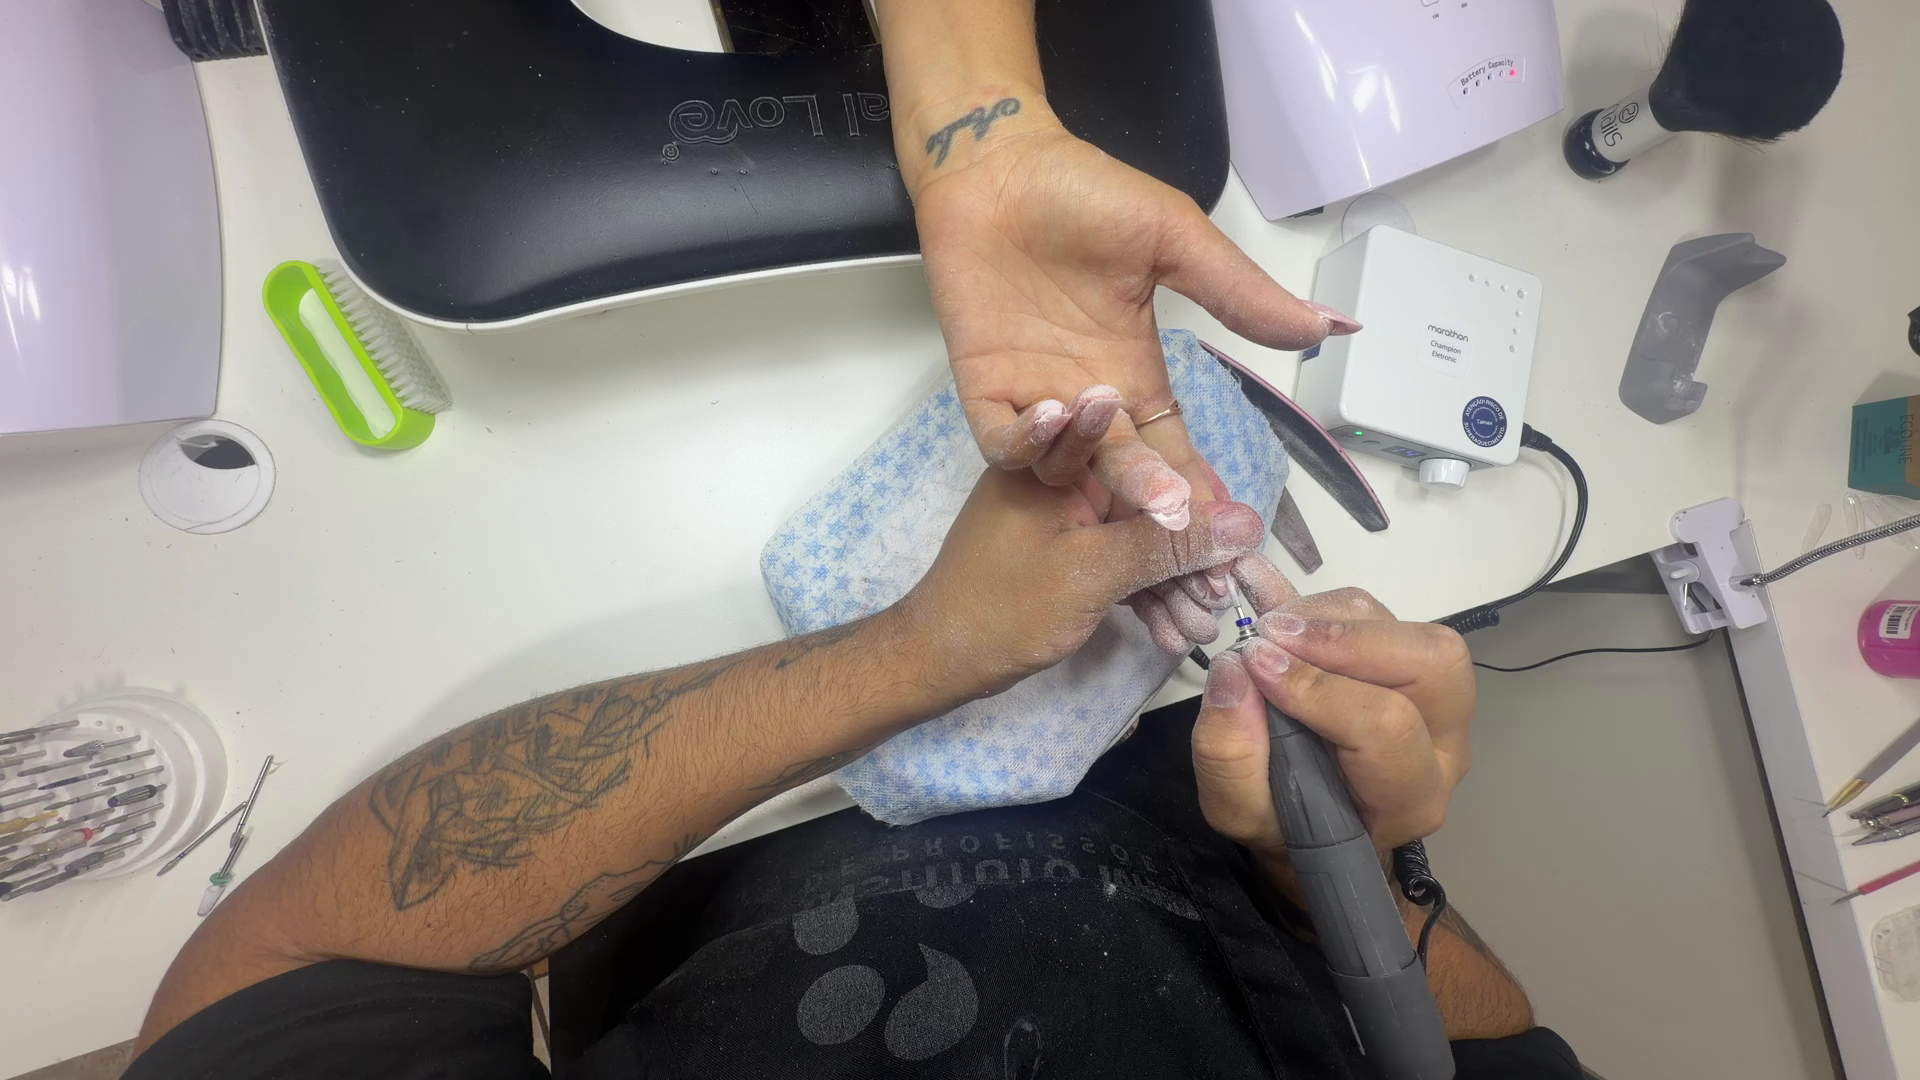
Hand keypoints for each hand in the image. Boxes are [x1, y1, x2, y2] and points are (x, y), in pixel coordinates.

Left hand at [895, 467, 1268, 696]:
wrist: (941, 661)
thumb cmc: (1005, 608)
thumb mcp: (1092, 574)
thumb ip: (1167, 545)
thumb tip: (1246, 522)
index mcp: (1058, 463)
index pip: (1149, 464)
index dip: (1201, 499)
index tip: (1240, 532)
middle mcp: (1061, 482)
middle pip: (1147, 508)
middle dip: (1189, 557)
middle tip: (1224, 597)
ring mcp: (1062, 522)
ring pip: (1133, 543)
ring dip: (1170, 586)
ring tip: (1203, 628)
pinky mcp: (1063, 556)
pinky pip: (1114, 566)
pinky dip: (1141, 597)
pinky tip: (1173, 633)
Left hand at [911, 119, 1357, 526]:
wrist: (997, 168)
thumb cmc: (1083, 195)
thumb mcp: (1175, 241)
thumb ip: (1240, 294)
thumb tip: (1332, 326)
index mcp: (1134, 374)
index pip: (1172, 447)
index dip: (1194, 485)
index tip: (1224, 522)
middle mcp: (1088, 399)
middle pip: (1121, 469)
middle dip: (1148, 492)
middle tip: (1172, 510)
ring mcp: (1032, 399)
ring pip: (1061, 465)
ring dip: (1086, 455)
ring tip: (1107, 415)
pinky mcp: (983, 390)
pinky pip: (1001, 443)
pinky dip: (1025, 442)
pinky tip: (1052, 411)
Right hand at [1190, 585, 1474, 878]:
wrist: (1308, 819)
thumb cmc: (1280, 821)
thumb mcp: (1235, 807)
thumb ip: (1228, 752)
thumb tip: (1235, 670)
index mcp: (1406, 795)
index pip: (1386, 726)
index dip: (1316, 687)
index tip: (1252, 663)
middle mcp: (1442, 745)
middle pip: (1432, 663)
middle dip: (1344, 637)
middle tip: (1272, 633)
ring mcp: (1436, 700)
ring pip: (1411, 630)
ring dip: (1333, 616)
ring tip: (1273, 629)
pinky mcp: (1408, 664)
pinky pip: (1384, 616)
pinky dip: (1328, 606)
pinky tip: (1283, 620)